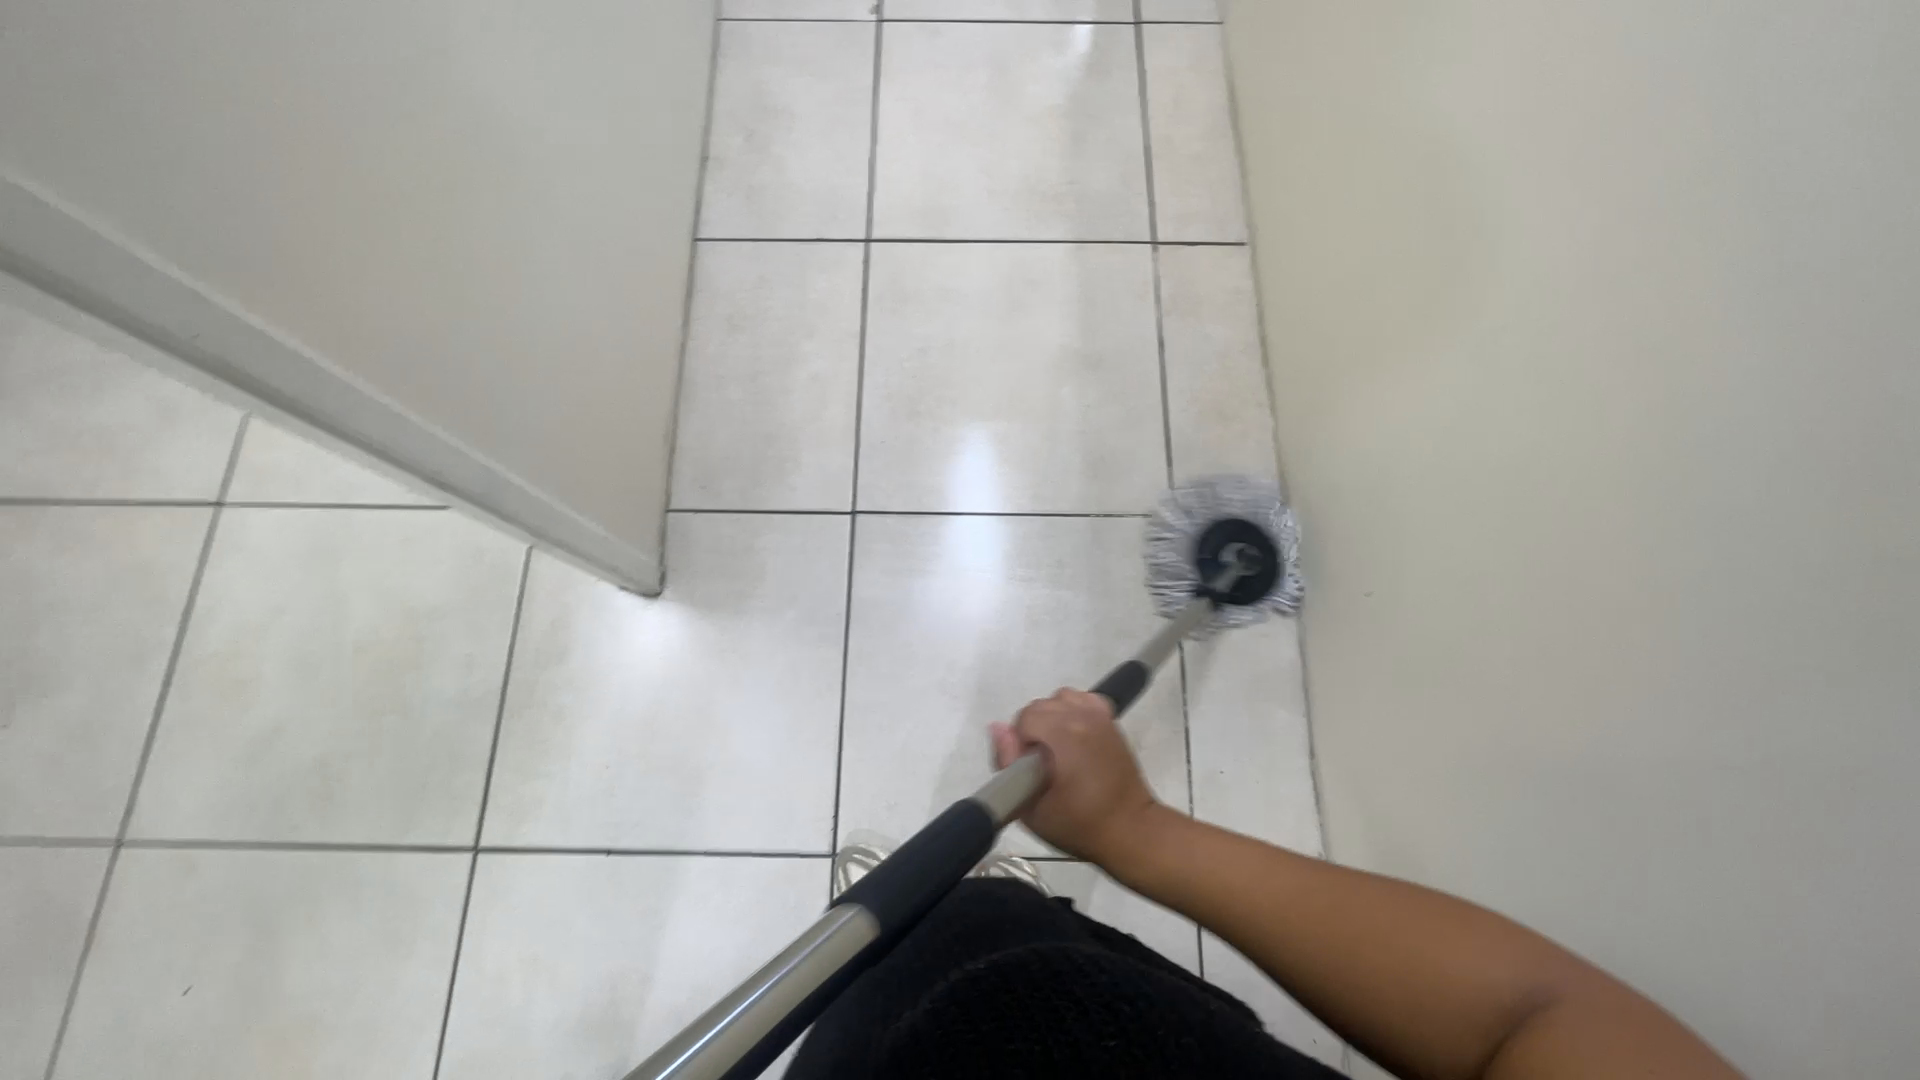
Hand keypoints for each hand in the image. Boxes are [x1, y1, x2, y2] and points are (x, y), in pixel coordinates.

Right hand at [990, 688, 1164, 866]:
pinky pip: (1083, 698)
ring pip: (1060, 698)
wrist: (1128, 829)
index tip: (1028, 770)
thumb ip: (1008, 763)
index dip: (1019, 744)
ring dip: (1052, 717)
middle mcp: (1081, 716)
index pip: (1024, 718)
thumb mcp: (1030, 807)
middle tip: (1041, 765)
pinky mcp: (1110, 719)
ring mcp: (1099, 715)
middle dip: (1033, 731)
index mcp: (1063, 734)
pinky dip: (1073, 710)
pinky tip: (1074, 735)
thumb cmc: (1078, 824)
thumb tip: (997, 727)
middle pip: (1040, 706)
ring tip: (1058, 748)